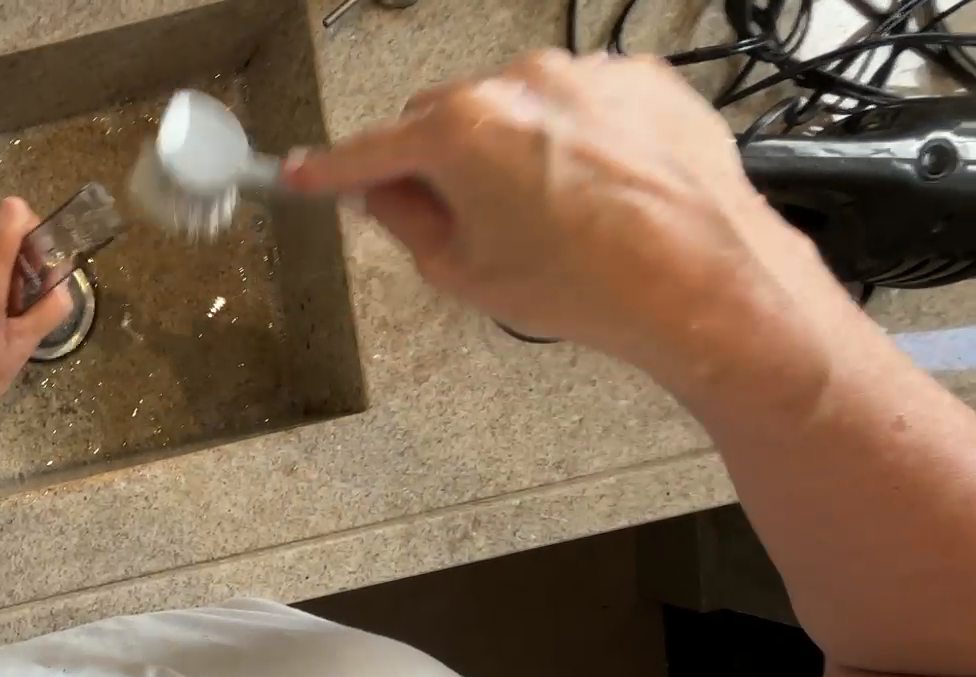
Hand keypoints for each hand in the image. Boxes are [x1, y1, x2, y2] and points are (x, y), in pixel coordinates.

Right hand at [280, 50, 836, 363]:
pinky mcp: (636, 80)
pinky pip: (562, 101)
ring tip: (525, 211)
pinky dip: (547, 137)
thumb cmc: (578, 282)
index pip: (368, 151)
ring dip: (488, 147)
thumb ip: (402, 217)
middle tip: (440, 216)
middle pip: (433, 116)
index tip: (297, 174)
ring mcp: (584, 74)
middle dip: (423, 159)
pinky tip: (573, 189)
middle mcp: (519, 84)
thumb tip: (379, 191)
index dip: (325, 171)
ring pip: (498, 106)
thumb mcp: (456, 267)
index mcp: (461, 132)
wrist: (698, 280)